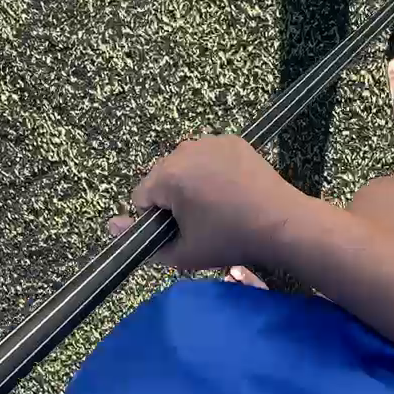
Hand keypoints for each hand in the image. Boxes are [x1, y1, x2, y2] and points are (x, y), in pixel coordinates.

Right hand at [105, 136, 312, 270]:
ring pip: (184, 165)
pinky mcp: (233, 140)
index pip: (141, 196)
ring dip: (191, 183)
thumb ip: (141, 243)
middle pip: (161, 177)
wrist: (282, 224)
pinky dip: (212, 171)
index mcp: (169, 175)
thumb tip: (110, 227)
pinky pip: (207, 156)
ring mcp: (211, 141)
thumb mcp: (184, 253)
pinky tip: (229, 191)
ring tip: (217, 207)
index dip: (156, 220)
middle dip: (173, 199)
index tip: (181, 231)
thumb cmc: (231, 240)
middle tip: (202, 222)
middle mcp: (185, 149)